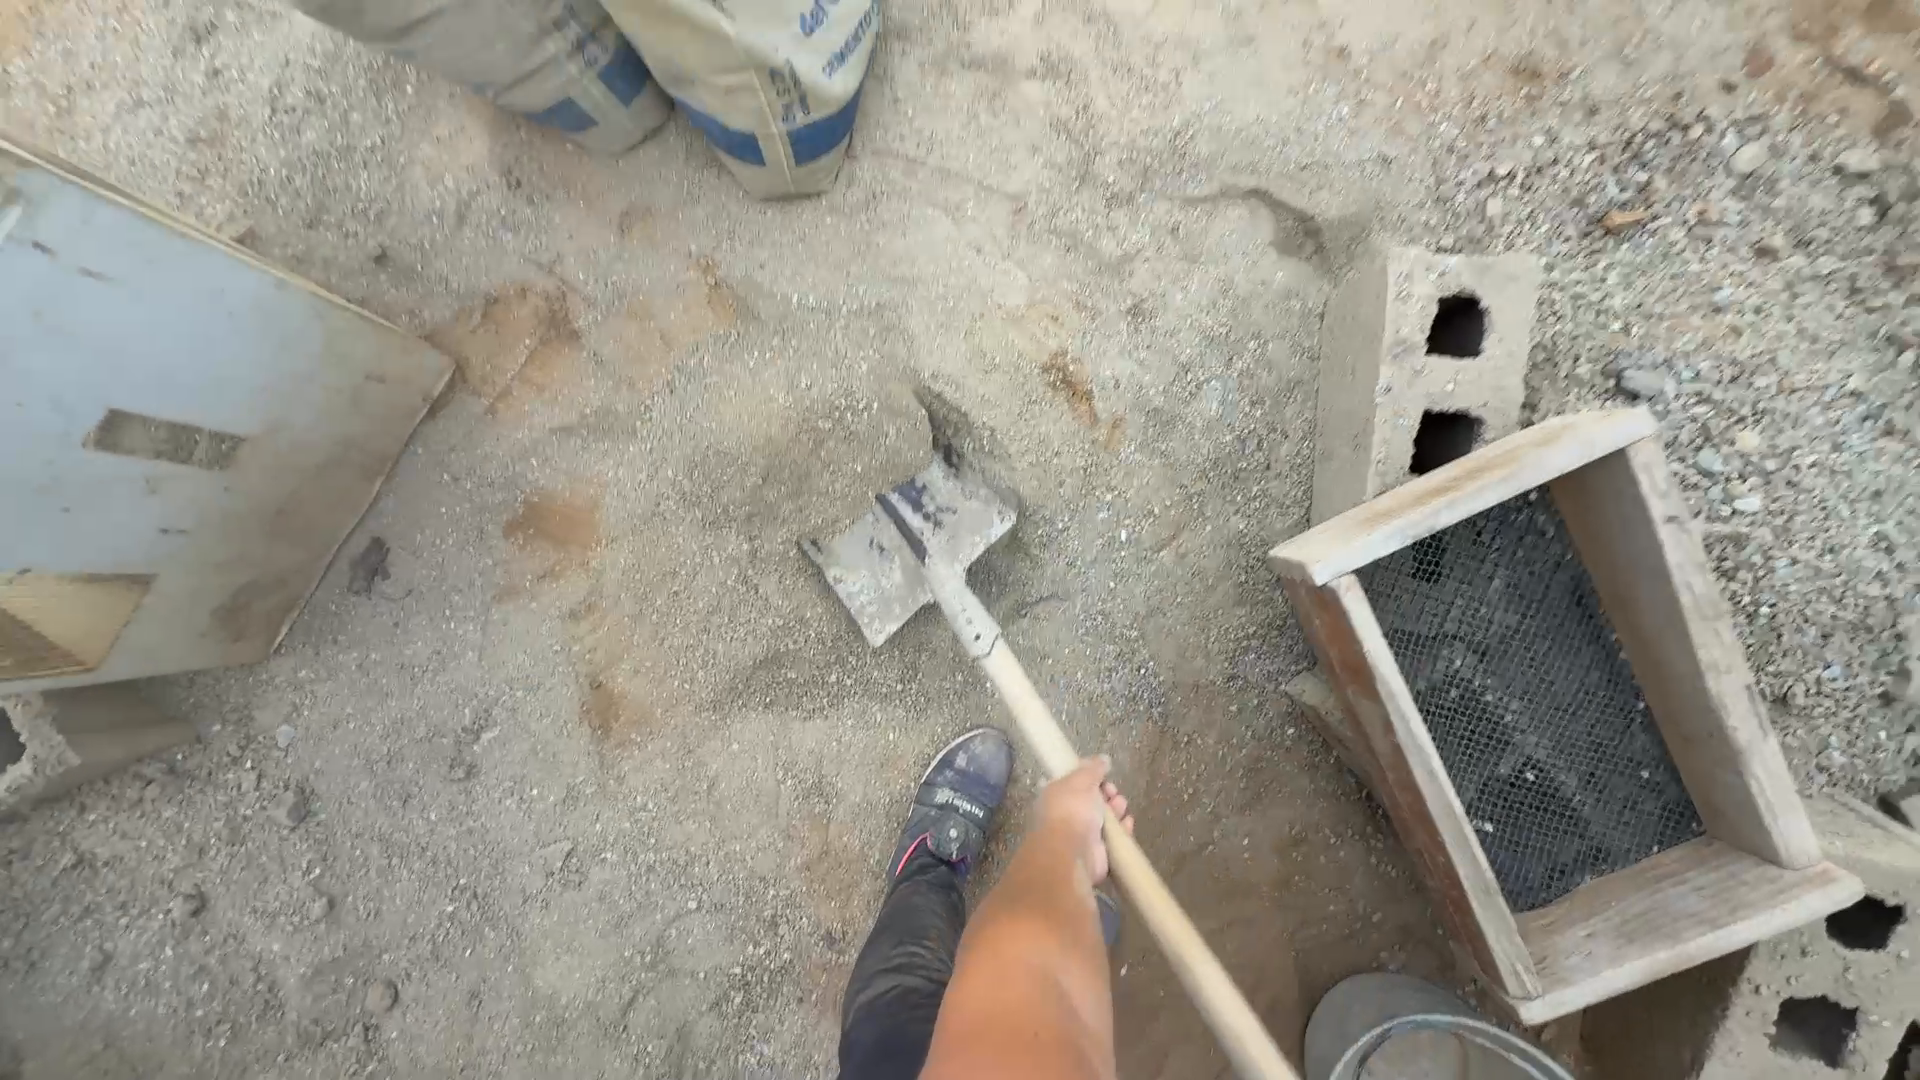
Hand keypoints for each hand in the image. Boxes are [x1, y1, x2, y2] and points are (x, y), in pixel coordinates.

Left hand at [1034, 755, 1133, 884]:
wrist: (1072, 852)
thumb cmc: (1071, 810)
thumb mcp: (1080, 780)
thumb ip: (1092, 769)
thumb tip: (1103, 758)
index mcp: (1055, 796)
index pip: (1073, 784)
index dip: (1090, 778)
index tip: (1103, 774)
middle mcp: (1066, 816)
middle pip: (1091, 801)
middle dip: (1106, 793)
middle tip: (1113, 792)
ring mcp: (1081, 836)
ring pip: (1104, 819)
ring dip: (1116, 810)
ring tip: (1121, 806)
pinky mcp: (1097, 854)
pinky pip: (1113, 839)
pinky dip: (1123, 831)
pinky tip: (1127, 824)